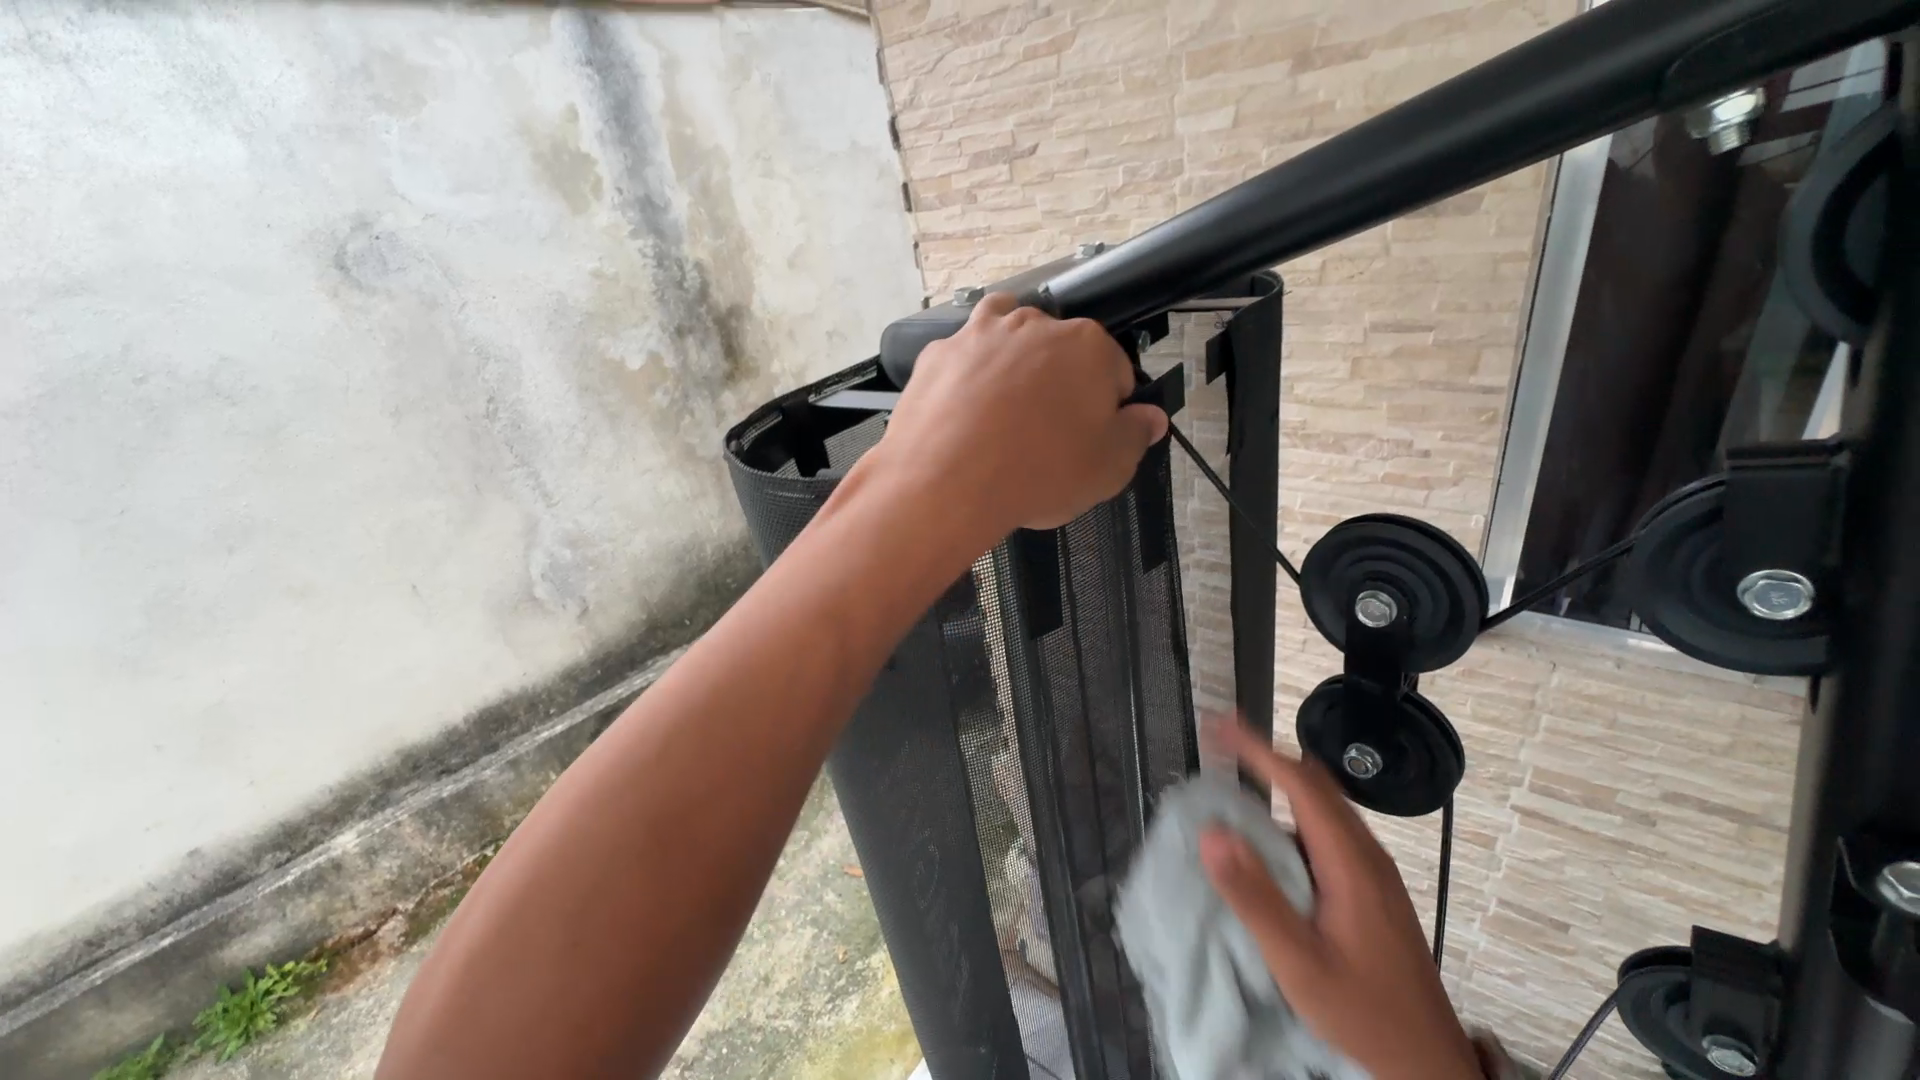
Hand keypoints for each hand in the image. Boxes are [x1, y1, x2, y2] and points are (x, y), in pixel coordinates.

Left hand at [870, 292, 1167, 536]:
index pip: (1114, 371)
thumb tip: (1150, 418)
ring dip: (1013, 361)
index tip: (1092, 438)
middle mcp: (1035, 325)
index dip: (1108, 408)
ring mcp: (980, 333)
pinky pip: (962, 357)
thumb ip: (1136, 435)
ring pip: (1008, 336)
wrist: (945, 483)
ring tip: (1006, 410)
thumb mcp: (1109, 468)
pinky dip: (967, 376)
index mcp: (1088, 346)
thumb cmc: (1038, 473)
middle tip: (1047, 435)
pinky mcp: (938, 354)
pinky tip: (964, 412)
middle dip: (1060, 383)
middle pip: (1060, 350)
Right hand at [1200, 717, 1482, 1079]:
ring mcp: (1373, 873)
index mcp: (1350, 863)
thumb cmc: (1362, 1010)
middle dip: (1268, 758)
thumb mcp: (1299, 961)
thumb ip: (1255, 896)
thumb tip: (1212, 833)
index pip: (1301, 784)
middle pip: (1317, 786)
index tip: (1220, 724)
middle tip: (1221, 746)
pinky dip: (1292, 820)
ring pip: (1324, 810)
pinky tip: (1269, 845)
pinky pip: (1328, 835)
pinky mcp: (1371, 891)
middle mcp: (1366, 856)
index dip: (1258, 749)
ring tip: (1235, 788)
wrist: (1426, 1060)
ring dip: (1280, 788)